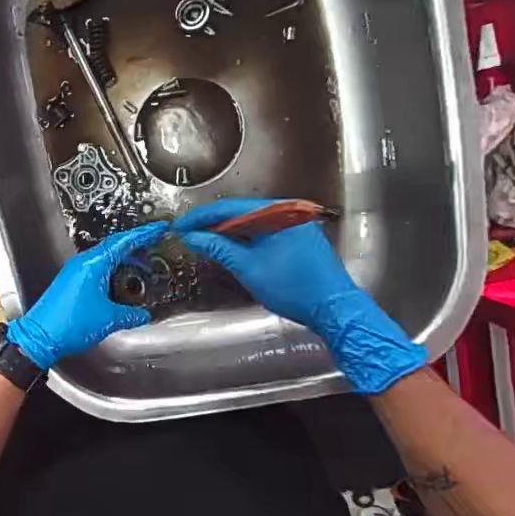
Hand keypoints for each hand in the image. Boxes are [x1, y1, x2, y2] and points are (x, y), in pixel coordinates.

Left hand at [7, 223, 166, 369]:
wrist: (39, 338)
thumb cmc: (68, 325)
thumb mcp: (109, 319)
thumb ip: (131, 315)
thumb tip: (143, 315)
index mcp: (93, 264)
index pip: (123, 242)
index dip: (144, 235)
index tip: (158, 229)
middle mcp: (83, 264)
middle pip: (115, 247)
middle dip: (137, 246)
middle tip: (154, 244)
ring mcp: (75, 272)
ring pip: (106, 258)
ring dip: (125, 259)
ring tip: (143, 265)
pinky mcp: (72, 282)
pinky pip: (98, 268)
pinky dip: (114, 270)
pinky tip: (122, 280)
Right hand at [173, 198, 425, 394]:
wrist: (334, 308)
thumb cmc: (295, 288)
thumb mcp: (249, 268)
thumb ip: (219, 248)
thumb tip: (193, 237)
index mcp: (276, 211)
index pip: (229, 207)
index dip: (201, 218)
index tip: (180, 226)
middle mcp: (288, 211)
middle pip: (241, 212)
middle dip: (213, 224)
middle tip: (188, 234)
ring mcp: (295, 223)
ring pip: (253, 222)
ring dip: (229, 232)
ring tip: (205, 242)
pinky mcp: (299, 236)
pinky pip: (266, 230)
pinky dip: (247, 238)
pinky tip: (231, 247)